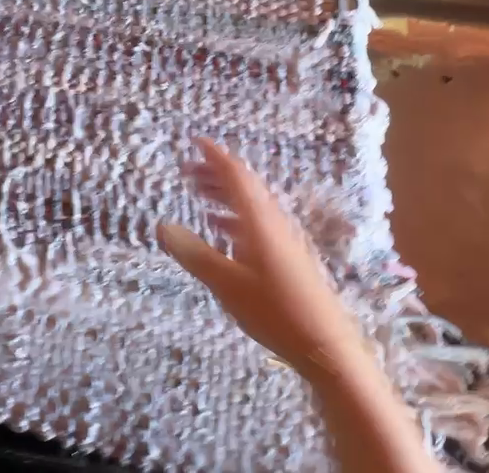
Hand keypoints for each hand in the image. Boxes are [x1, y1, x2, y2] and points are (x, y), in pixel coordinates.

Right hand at [158, 138, 367, 377]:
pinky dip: (236, 217)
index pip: (236, 176)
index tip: (196, 141)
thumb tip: (162, 225)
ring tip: (200, 196)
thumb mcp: (225, 283)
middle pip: (244, 187)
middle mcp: (273, 222)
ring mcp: (284, 240)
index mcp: (259, 220)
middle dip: (216, 174)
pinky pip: (257, 223)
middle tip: (188, 171)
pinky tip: (223, 232)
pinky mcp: (288, 258)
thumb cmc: (274, 310)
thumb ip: (193, 253)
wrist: (326, 347)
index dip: (215, 156)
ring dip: (225, 195)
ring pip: (251, 205)